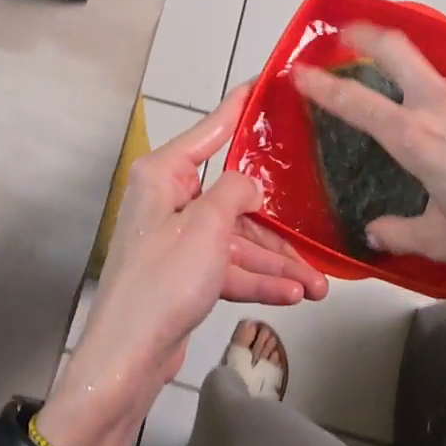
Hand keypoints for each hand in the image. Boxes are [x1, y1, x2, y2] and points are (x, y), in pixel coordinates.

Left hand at [35, 83, 328, 445]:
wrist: (128, 359)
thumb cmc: (159, 285)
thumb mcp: (207, 228)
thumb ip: (236, 192)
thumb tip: (250, 182)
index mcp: (163, 174)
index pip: (209, 130)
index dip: (239, 108)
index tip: (262, 86)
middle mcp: (169, 199)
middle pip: (232, 196)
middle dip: (274, 222)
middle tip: (314, 223)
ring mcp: (177, 238)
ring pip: (236, 238)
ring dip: (275, 260)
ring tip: (317, 283)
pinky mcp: (185, 273)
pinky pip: (229, 267)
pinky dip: (258, 279)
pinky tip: (294, 294)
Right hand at [291, 24, 445, 315]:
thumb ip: (401, 233)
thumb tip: (376, 232)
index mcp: (417, 138)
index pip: (354, 101)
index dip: (320, 85)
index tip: (298, 71)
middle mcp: (444, 105)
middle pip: (395, 47)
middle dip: (364, 34)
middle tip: (343, 35)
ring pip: (432, 74)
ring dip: (410, 79)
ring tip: (405, 112)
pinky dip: (443, 101)